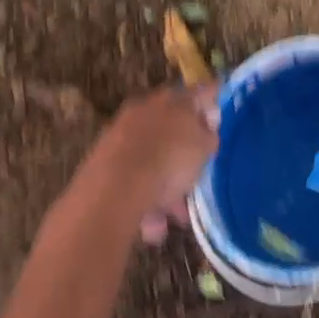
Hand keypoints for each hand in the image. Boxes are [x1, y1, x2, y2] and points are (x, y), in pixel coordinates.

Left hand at [87, 84, 218, 246]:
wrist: (113, 191)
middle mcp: (146, 108)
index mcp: (174, 99)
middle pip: (173, 127)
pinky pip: (132, 175)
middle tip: (196, 177)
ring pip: (152, 156)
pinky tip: (153, 225)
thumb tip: (205, 130)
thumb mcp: (204, 149)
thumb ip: (209, 135)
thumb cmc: (169, 162)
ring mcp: (120, 133)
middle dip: (185, 154)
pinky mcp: (101, 161)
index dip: (213, 105)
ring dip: (165, 184)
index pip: (202, 92)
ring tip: (174, 218)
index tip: (217, 124)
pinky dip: (144, 195)